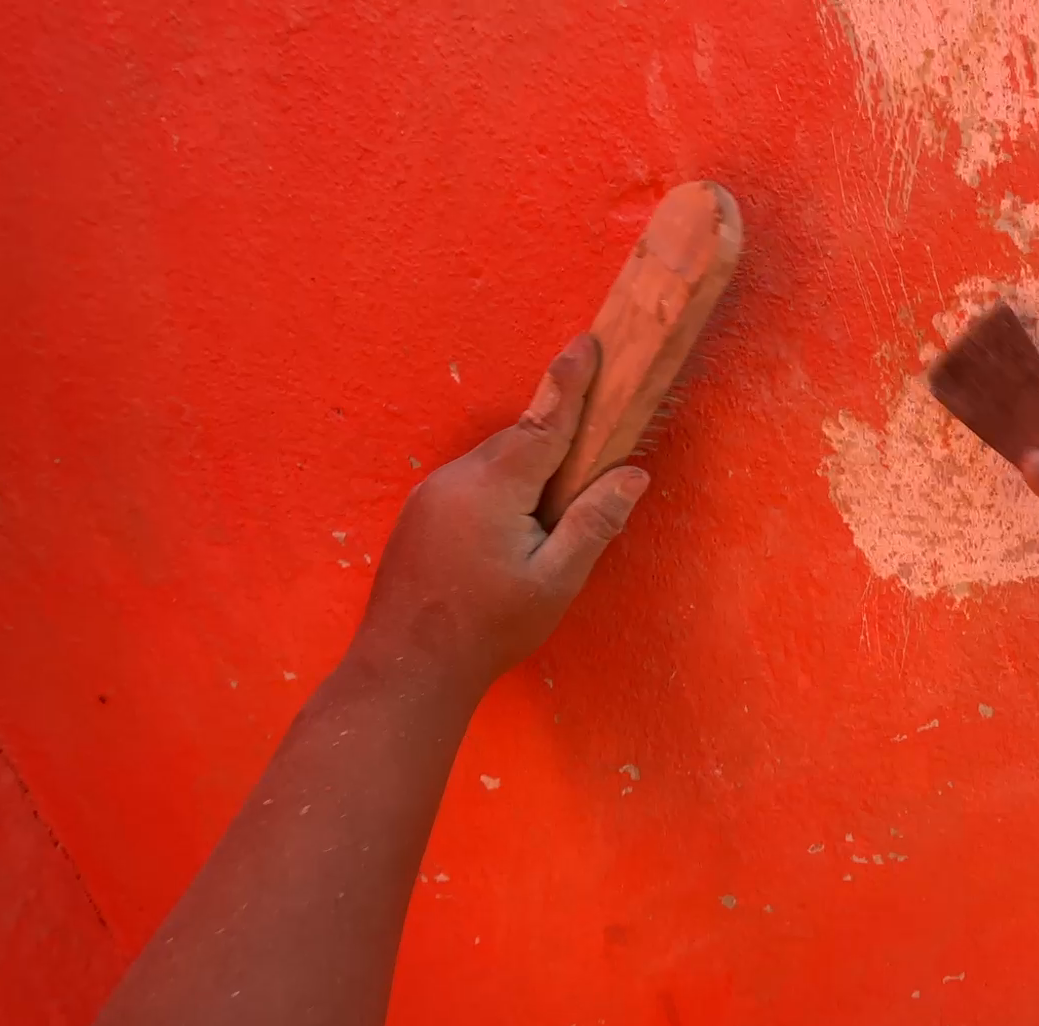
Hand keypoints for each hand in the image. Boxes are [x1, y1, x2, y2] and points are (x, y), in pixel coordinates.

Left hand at [350, 335, 648, 694]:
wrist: (406, 670)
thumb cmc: (491, 627)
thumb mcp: (557, 579)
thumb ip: (594, 521)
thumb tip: (632, 474)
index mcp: (492, 488)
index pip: (543, 423)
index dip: (569, 382)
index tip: (587, 343)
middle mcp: (456, 478)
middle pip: (522, 442)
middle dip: (561, 443)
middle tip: (594, 471)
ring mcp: (432, 495)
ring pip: (499, 464)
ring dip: (534, 474)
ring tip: (552, 523)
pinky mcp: (423, 514)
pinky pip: (477, 482)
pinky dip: (509, 490)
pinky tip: (516, 533)